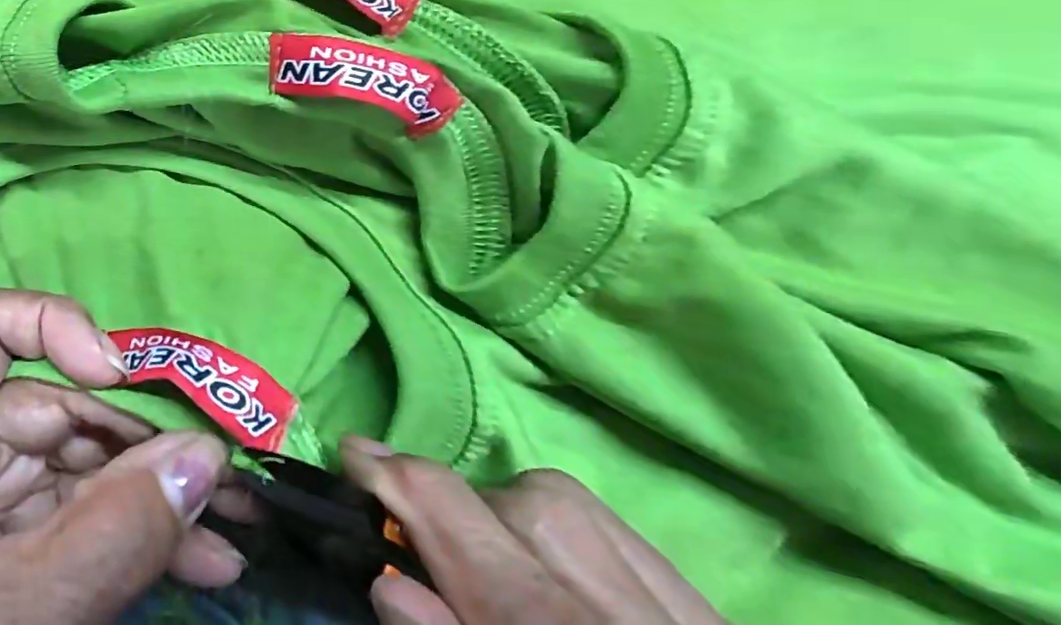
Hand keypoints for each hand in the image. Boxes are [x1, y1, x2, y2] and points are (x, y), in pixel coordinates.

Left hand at [0, 290, 246, 624]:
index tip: (121, 376)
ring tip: (238, 511)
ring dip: (165, 484)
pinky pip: (98, 509)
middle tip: (222, 460)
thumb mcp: (14, 610)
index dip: (57, 328)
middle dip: (144, 432)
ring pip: (91, 455)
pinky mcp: (25, 540)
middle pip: (59, 398)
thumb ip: (112, 533)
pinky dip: (151, 528)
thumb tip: (206, 455)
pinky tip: (208, 555)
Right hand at [340, 437, 723, 624]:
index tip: (353, 454)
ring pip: (572, 508)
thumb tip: (391, 586)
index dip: (401, 481)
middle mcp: (622, 624)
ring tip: (492, 562)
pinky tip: (554, 566)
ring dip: (510, 515)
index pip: (468, 534)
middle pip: (526, 512)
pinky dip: (569, 532)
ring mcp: (678, 621)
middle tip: (425, 550)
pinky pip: (627, 538)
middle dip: (456, 511)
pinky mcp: (707, 623)